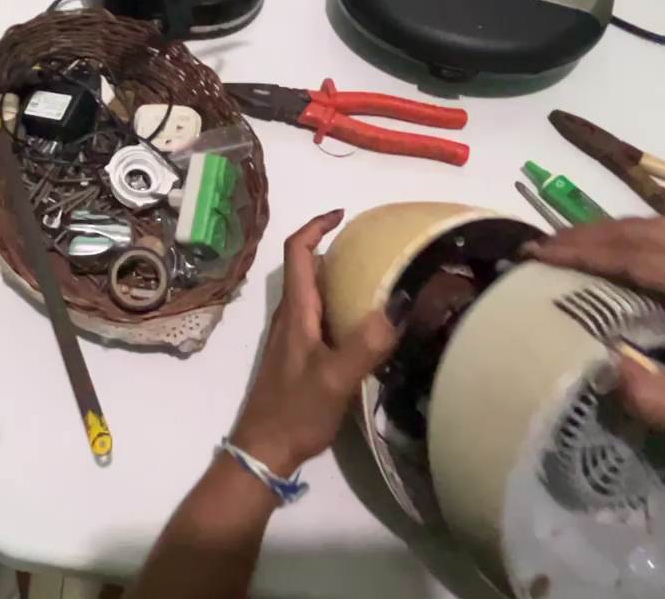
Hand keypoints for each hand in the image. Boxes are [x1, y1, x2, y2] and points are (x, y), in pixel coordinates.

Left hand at [229, 209, 401, 476]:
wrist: (264, 449)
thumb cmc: (295, 410)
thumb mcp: (336, 378)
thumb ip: (365, 344)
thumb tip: (400, 305)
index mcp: (295, 310)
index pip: (297, 252)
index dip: (316, 226)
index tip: (343, 214)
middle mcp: (291, 315)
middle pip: (305, 266)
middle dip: (332, 246)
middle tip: (372, 246)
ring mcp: (292, 335)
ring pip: (313, 290)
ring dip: (337, 274)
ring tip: (377, 277)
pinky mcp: (298, 354)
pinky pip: (319, 313)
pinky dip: (339, 303)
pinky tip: (364, 321)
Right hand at [528, 218, 664, 493]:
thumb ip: (661, 402)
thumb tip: (600, 365)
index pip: (640, 256)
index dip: (584, 251)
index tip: (536, 252)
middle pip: (648, 232)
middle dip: (589, 234)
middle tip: (539, 246)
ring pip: (662, 232)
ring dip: (610, 233)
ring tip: (566, 247)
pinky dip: (633, 243)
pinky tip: (615, 260)